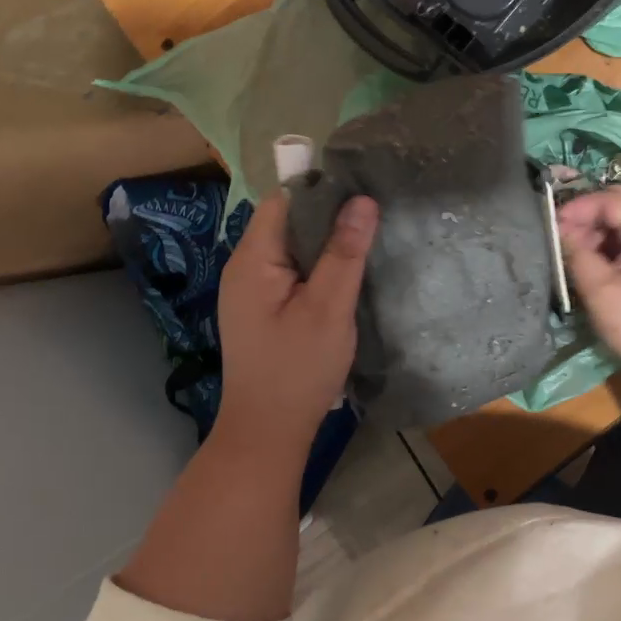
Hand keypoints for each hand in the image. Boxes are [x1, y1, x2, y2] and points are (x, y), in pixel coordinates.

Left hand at [213, 193, 379, 455]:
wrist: (268, 432)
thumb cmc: (297, 369)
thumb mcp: (329, 308)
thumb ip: (345, 253)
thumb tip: (362, 200)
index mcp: (253, 260)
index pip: (284, 201)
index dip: (323, 190)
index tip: (365, 188)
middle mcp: (245, 267)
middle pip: (288, 220)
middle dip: (329, 214)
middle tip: (375, 215)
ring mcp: (252, 289)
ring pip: (293, 245)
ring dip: (327, 241)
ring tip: (368, 239)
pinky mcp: (264, 307)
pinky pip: (293, 269)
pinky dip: (319, 264)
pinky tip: (347, 273)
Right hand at [558, 186, 620, 382]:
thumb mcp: (601, 291)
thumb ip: (578, 254)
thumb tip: (560, 231)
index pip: (610, 199)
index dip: (579, 207)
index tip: (552, 223)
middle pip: (620, 203)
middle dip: (588, 214)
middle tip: (562, 234)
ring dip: (598, 229)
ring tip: (572, 251)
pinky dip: (610, 243)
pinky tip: (591, 260)